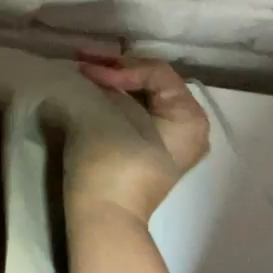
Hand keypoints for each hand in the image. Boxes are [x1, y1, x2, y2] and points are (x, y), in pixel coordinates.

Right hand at [67, 53, 210, 225]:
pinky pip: (142, 112)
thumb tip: (93, 72)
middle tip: (82, 59)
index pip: (157, 73)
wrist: (104, 214)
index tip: (85, 69)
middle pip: (155, 82)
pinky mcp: (155, 149)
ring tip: (85, 71)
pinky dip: (119, 99)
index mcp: (189, 117)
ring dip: (116, 82)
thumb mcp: (107, 118)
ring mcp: (174, 140)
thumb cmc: (109, 166)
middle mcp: (190, 126)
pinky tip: (94, 93)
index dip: (119, 65)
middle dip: (118, 68)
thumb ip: (106, 88)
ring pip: (147, 96)